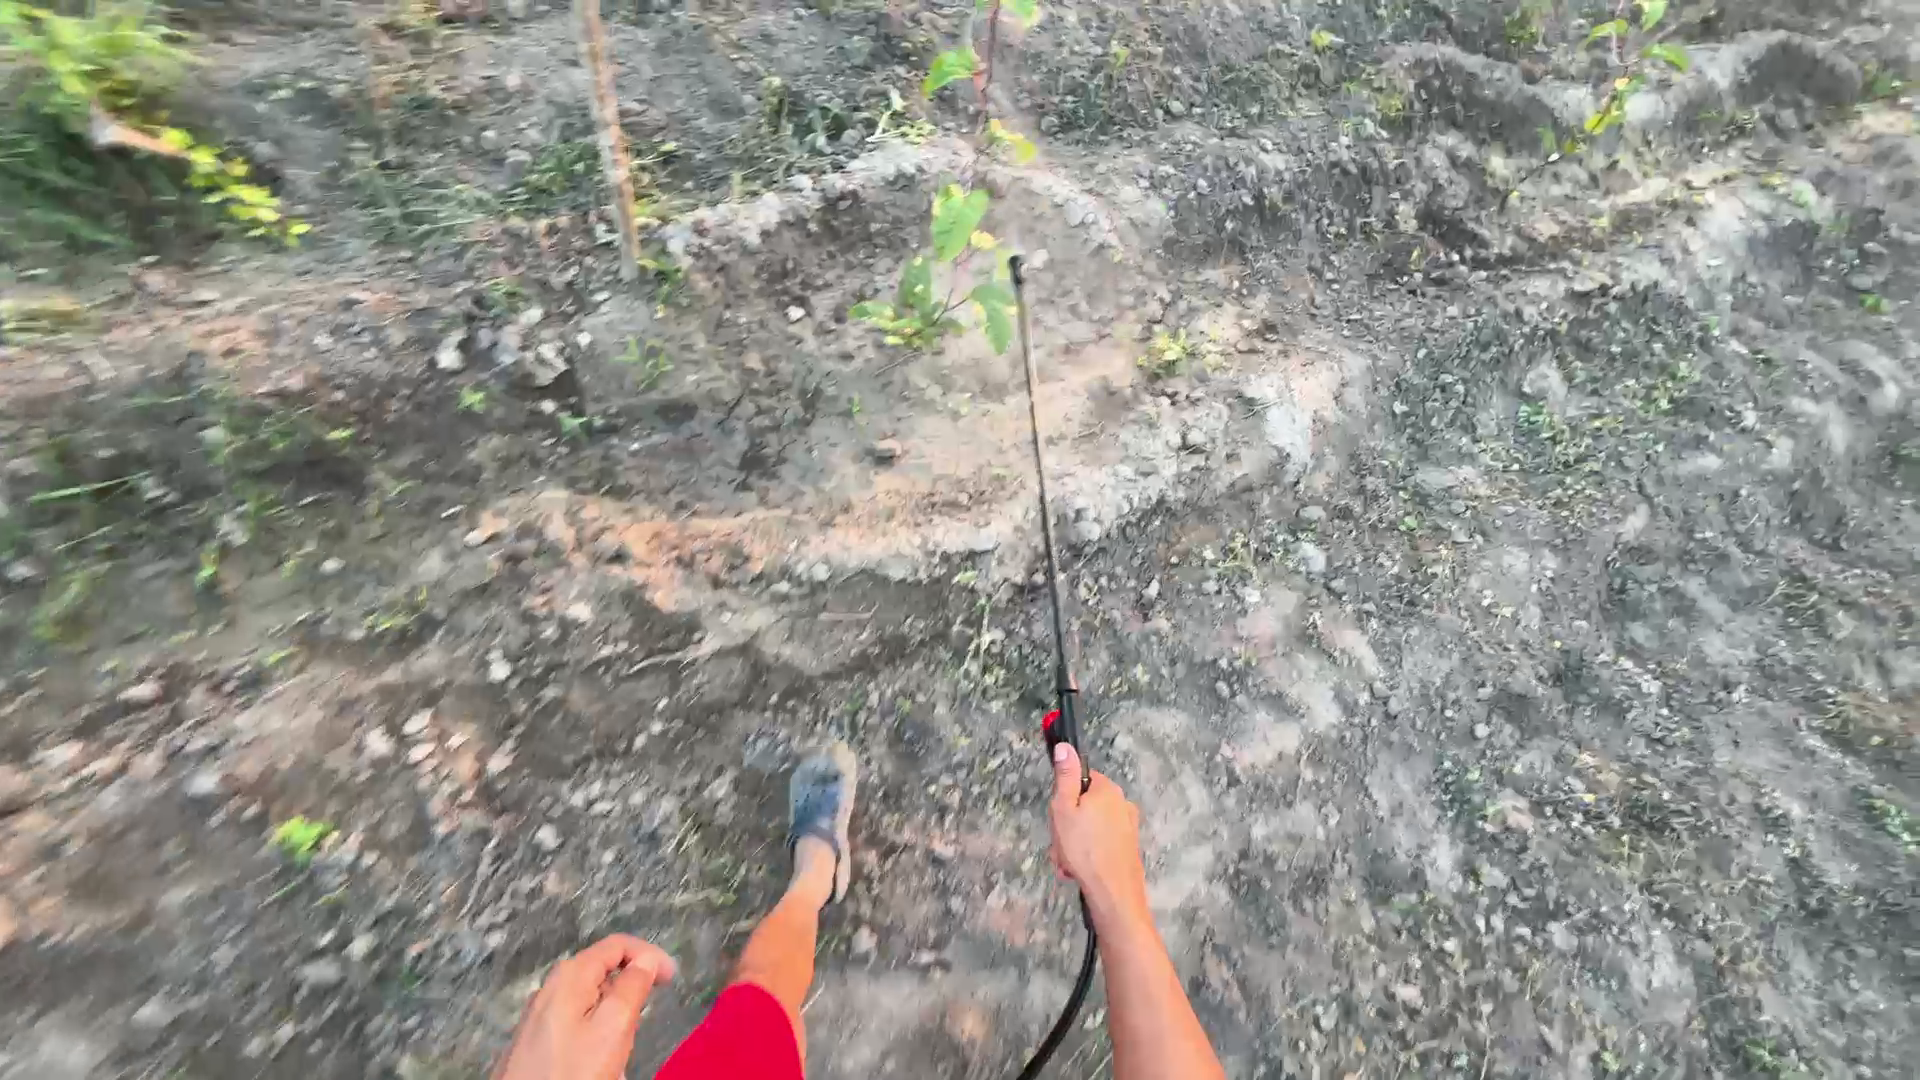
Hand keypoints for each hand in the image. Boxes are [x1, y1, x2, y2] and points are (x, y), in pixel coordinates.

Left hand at [492, 934, 676, 1079]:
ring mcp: (537, 1018)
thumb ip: (634, 986)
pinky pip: (575, 1025)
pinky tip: (596, 1064)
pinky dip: (595, 1034)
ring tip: (621, 1050)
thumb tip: (646, 959)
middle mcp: (550, 989)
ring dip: (613, 1017)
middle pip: (604, 972)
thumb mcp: (613, 1028)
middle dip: (630, 989)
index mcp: (570, 976)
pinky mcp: (532, 1045)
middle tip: (645, 1018)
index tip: (671, 980)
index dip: (650, 955)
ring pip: (590, 1001)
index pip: (618, 945)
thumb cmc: (572, 1074)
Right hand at [1049, 743, 1149, 926]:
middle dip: (1068, 824)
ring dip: (1075, 843)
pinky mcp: (1128, 847)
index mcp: (1107, 788)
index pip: (1079, 779)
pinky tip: (1079, 870)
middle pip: (1084, 804)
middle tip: (1061, 843)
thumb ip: (1065, 776)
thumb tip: (1065, 746)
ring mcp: (1128, 826)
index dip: (1064, 797)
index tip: (1058, 816)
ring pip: (1090, 826)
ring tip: (1068, 862)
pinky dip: (1088, 853)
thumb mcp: (1064, 808)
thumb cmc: (1084, 849)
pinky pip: (1101, 842)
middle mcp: (1122, 802)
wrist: (1114, 894)